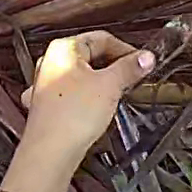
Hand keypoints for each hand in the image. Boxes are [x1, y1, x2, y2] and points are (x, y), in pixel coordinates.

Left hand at [18, 31, 153, 167]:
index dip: (126, 49)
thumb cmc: (70, 117)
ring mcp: (46, 84)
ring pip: (81, 75)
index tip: (141, 62)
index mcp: (63, 48)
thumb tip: (145, 57)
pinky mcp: (48, 105)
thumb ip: (129, 68)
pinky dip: (86, 98)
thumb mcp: (110, 86)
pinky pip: (73, 94)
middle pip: (91, 56)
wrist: (50, 153)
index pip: (102, 39)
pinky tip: (95, 108)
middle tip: (133, 77)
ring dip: (100, 83)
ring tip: (116, 94)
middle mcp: (50, 62)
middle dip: (113, 66)